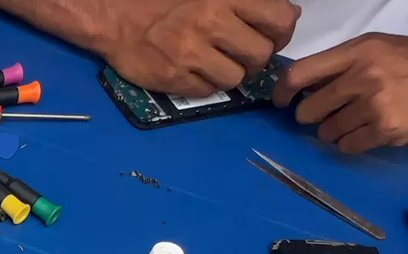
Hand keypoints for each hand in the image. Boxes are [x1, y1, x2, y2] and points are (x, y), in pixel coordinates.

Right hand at [90, 0, 298, 97]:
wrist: (120, 19)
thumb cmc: (169, 1)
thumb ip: (247, 1)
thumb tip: (287, 16)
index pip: (280, 20)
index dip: (282, 34)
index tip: (271, 38)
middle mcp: (213, 22)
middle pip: (259, 55)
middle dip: (256, 61)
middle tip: (243, 59)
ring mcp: (191, 53)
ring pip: (234, 78)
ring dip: (231, 76)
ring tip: (219, 68)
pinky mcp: (173, 77)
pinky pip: (206, 90)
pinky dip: (205, 85)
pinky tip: (195, 74)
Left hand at [274, 34, 407, 152]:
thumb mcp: (381, 49)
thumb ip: (342, 65)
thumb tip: (299, 87)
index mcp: (361, 51)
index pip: (299, 74)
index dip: (282, 92)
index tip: (281, 102)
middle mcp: (364, 75)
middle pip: (306, 112)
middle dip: (314, 116)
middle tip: (336, 110)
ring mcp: (374, 104)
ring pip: (325, 133)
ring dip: (337, 130)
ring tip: (364, 116)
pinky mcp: (384, 129)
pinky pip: (345, 146)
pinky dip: (354, 142)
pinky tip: (375, 127)